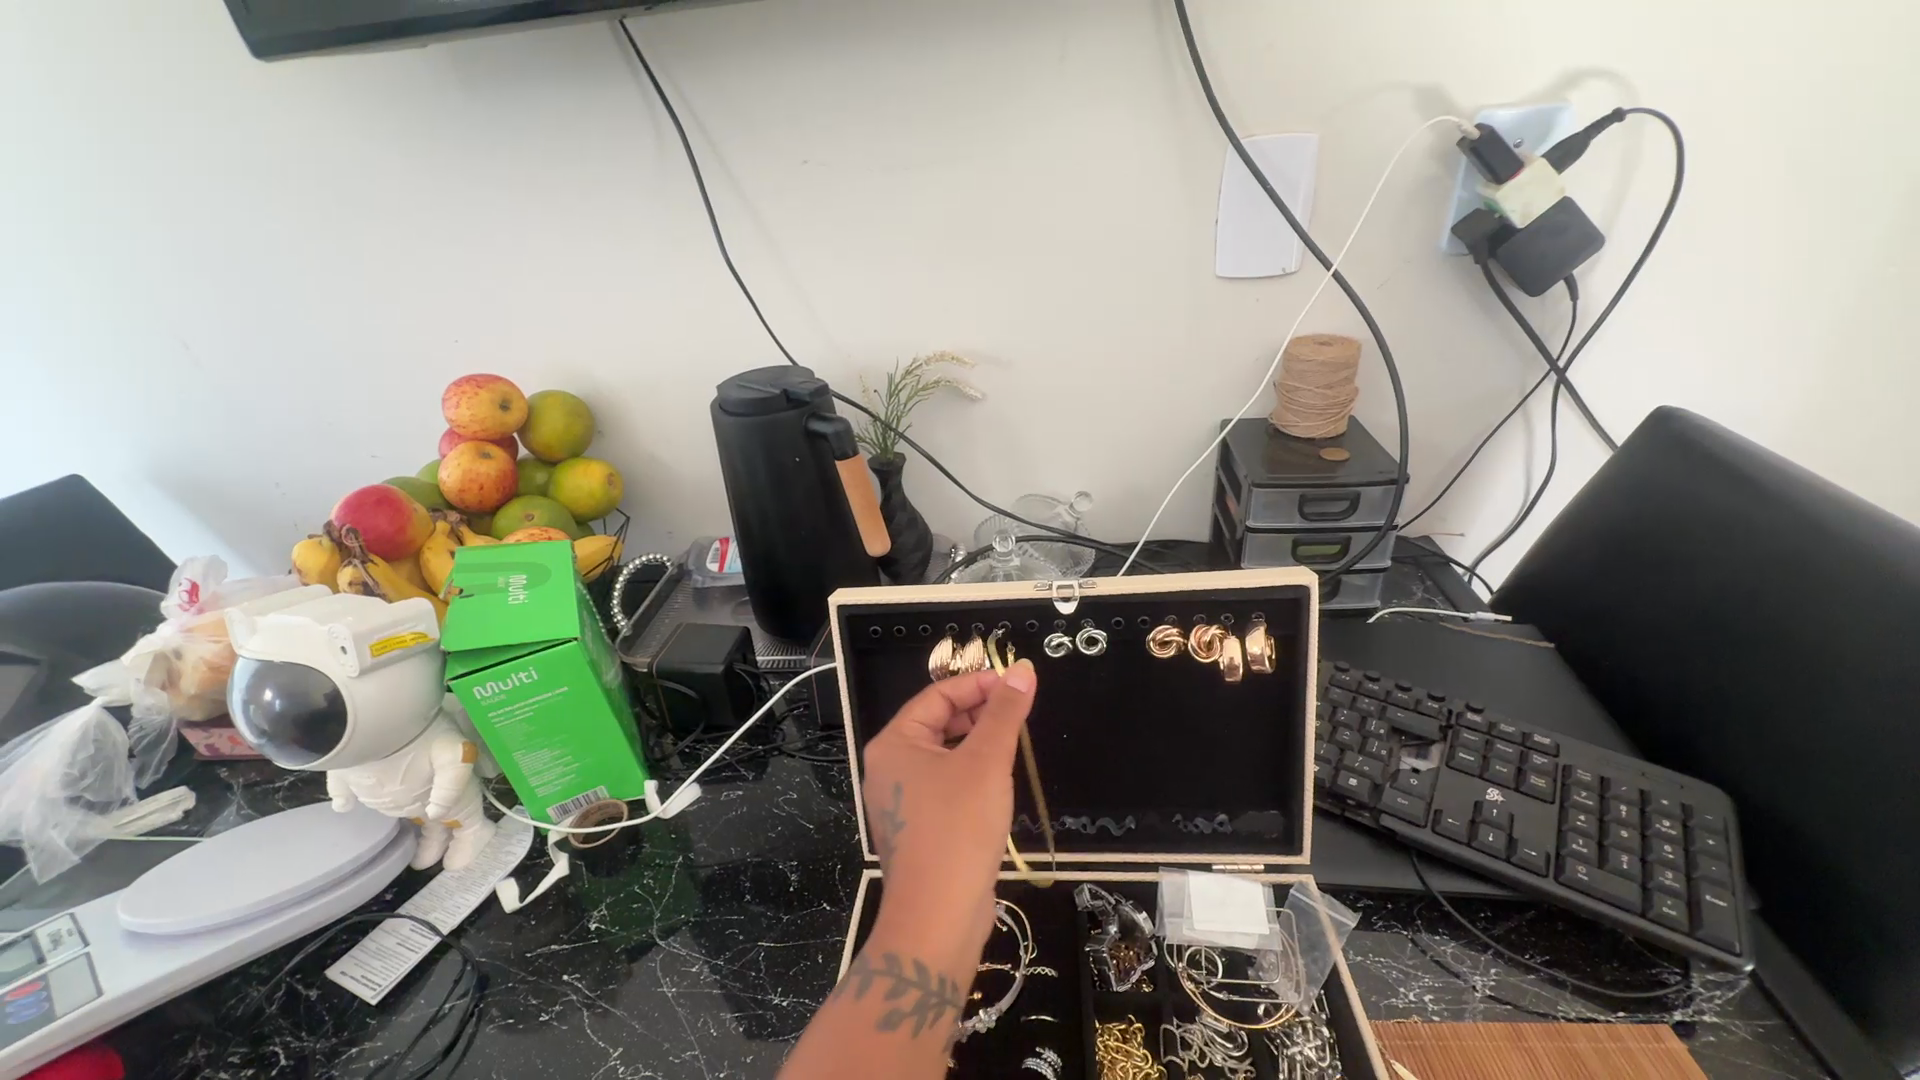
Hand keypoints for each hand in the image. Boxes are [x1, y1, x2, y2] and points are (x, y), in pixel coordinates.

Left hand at [861, 660, 1036, 965]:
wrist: (938, 916)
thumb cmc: (958, 827)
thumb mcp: (987, 761)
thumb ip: (1005, 712)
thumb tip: (1023, 668)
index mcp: (894, 743)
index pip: (937, 695)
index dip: (978, 685)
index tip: (1016, 684)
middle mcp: (889, 767)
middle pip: (937, 723)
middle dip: (978, 714)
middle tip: (1020, 713)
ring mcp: (900, 800)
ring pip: (943, 756)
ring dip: (977, 744)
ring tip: (1014, 744)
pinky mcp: (917, 828)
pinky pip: (945, 786)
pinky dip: (970, 775)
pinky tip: (998, 784)